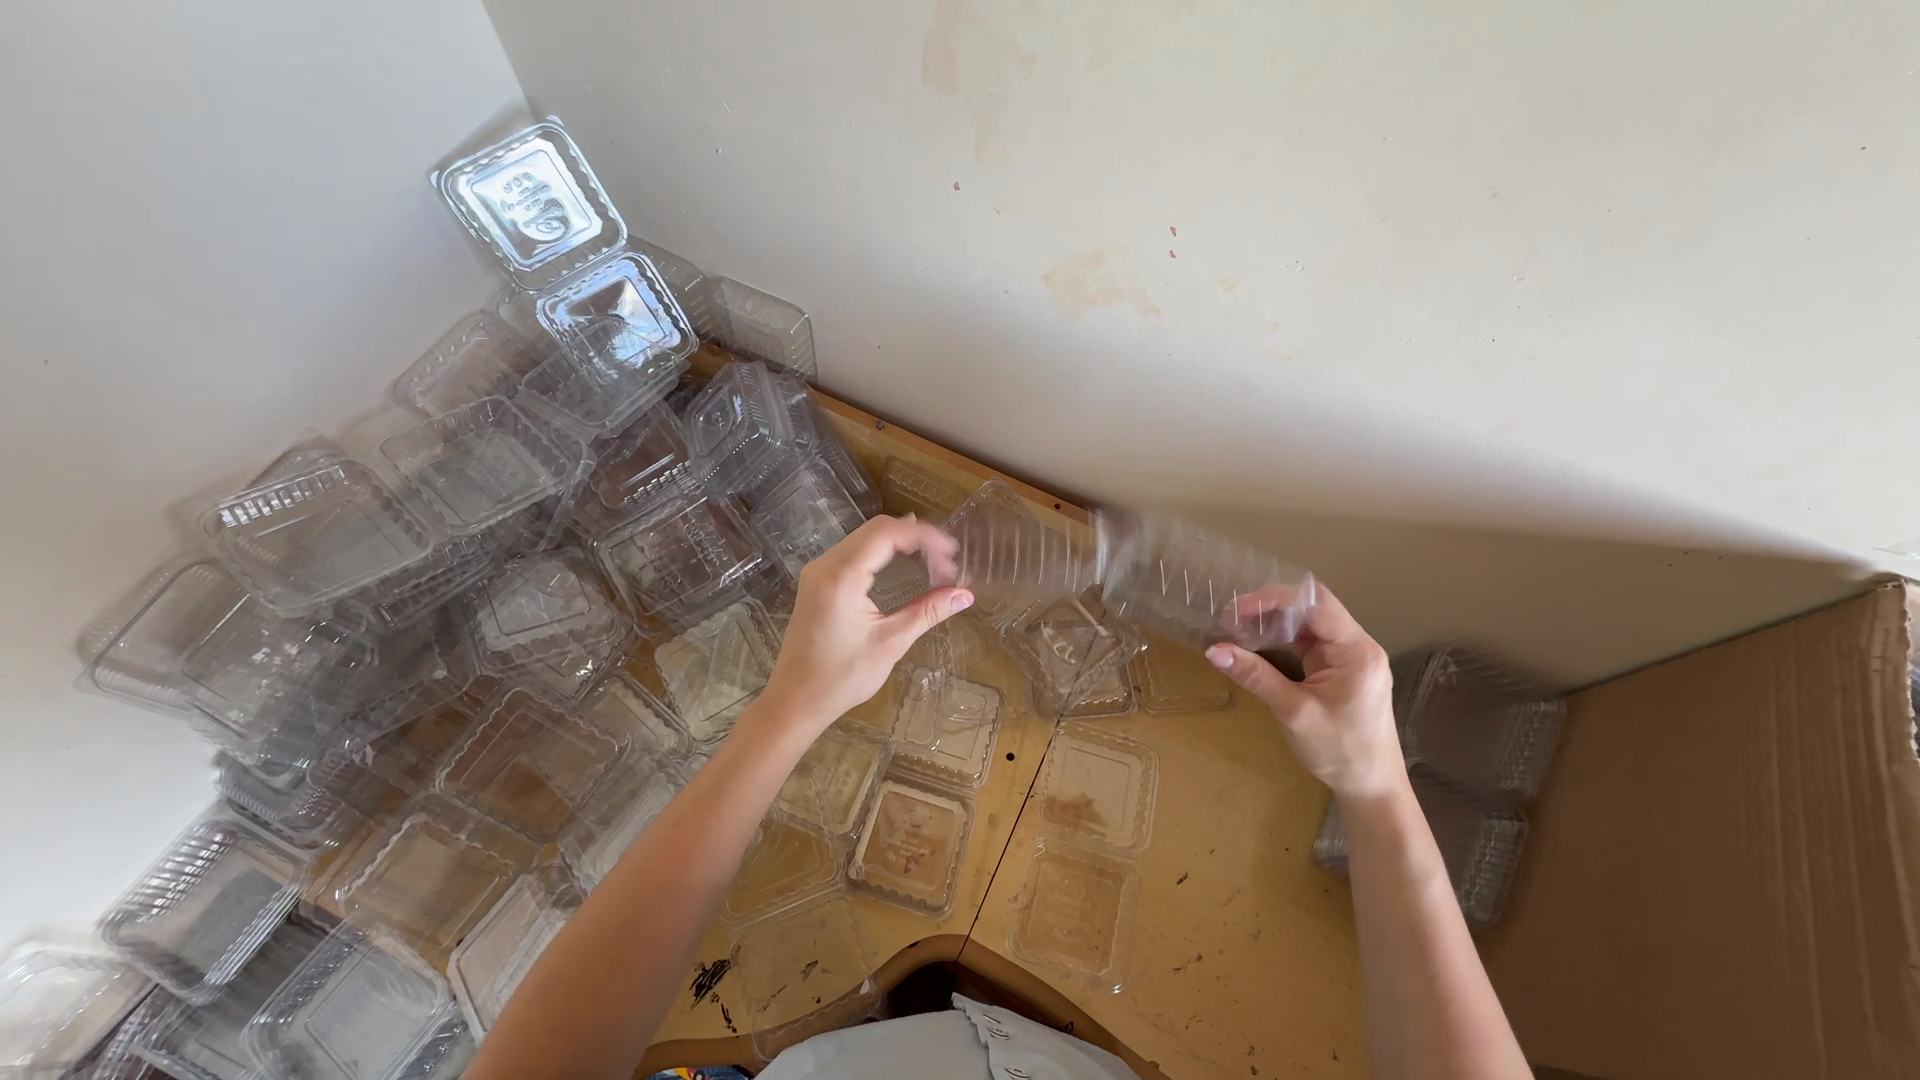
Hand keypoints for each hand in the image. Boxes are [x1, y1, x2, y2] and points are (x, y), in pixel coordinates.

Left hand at [757, 515, 972, 734]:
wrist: (794, 701)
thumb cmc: (841, 678)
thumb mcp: (890, 643)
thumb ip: (928, 611)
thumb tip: (965, 594)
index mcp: (841, 575)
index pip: (888, 534)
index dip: (925, 536)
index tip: (953, 552)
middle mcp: (826, 564)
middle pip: (876, 529)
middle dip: (916, 538)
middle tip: (947, 561)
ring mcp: (818, 572)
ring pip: (865, 538)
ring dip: (900, 543)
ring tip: (933, 562)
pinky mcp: (817, 582)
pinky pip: (854, 552)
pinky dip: (883, 552)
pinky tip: (904, 564)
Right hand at [1205, 584, 1404, 799]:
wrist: (1371, 787)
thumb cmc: (1339, 751)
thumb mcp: (1293, 712)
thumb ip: (1256, 676)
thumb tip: (1213, 650)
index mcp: (1356, 651)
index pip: (1317, 603)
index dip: (1276, 598)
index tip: (1239, 609)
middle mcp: (1357, 646)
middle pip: (1312, 609)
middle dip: (1269, 609)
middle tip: (1231, 621)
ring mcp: (1349, 658)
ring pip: (1308, 625)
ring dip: (1273, 625)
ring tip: (1236, 631)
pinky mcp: (1340, 671)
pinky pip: (1308, 644)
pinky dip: (1281, 642)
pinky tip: (1256, 647)